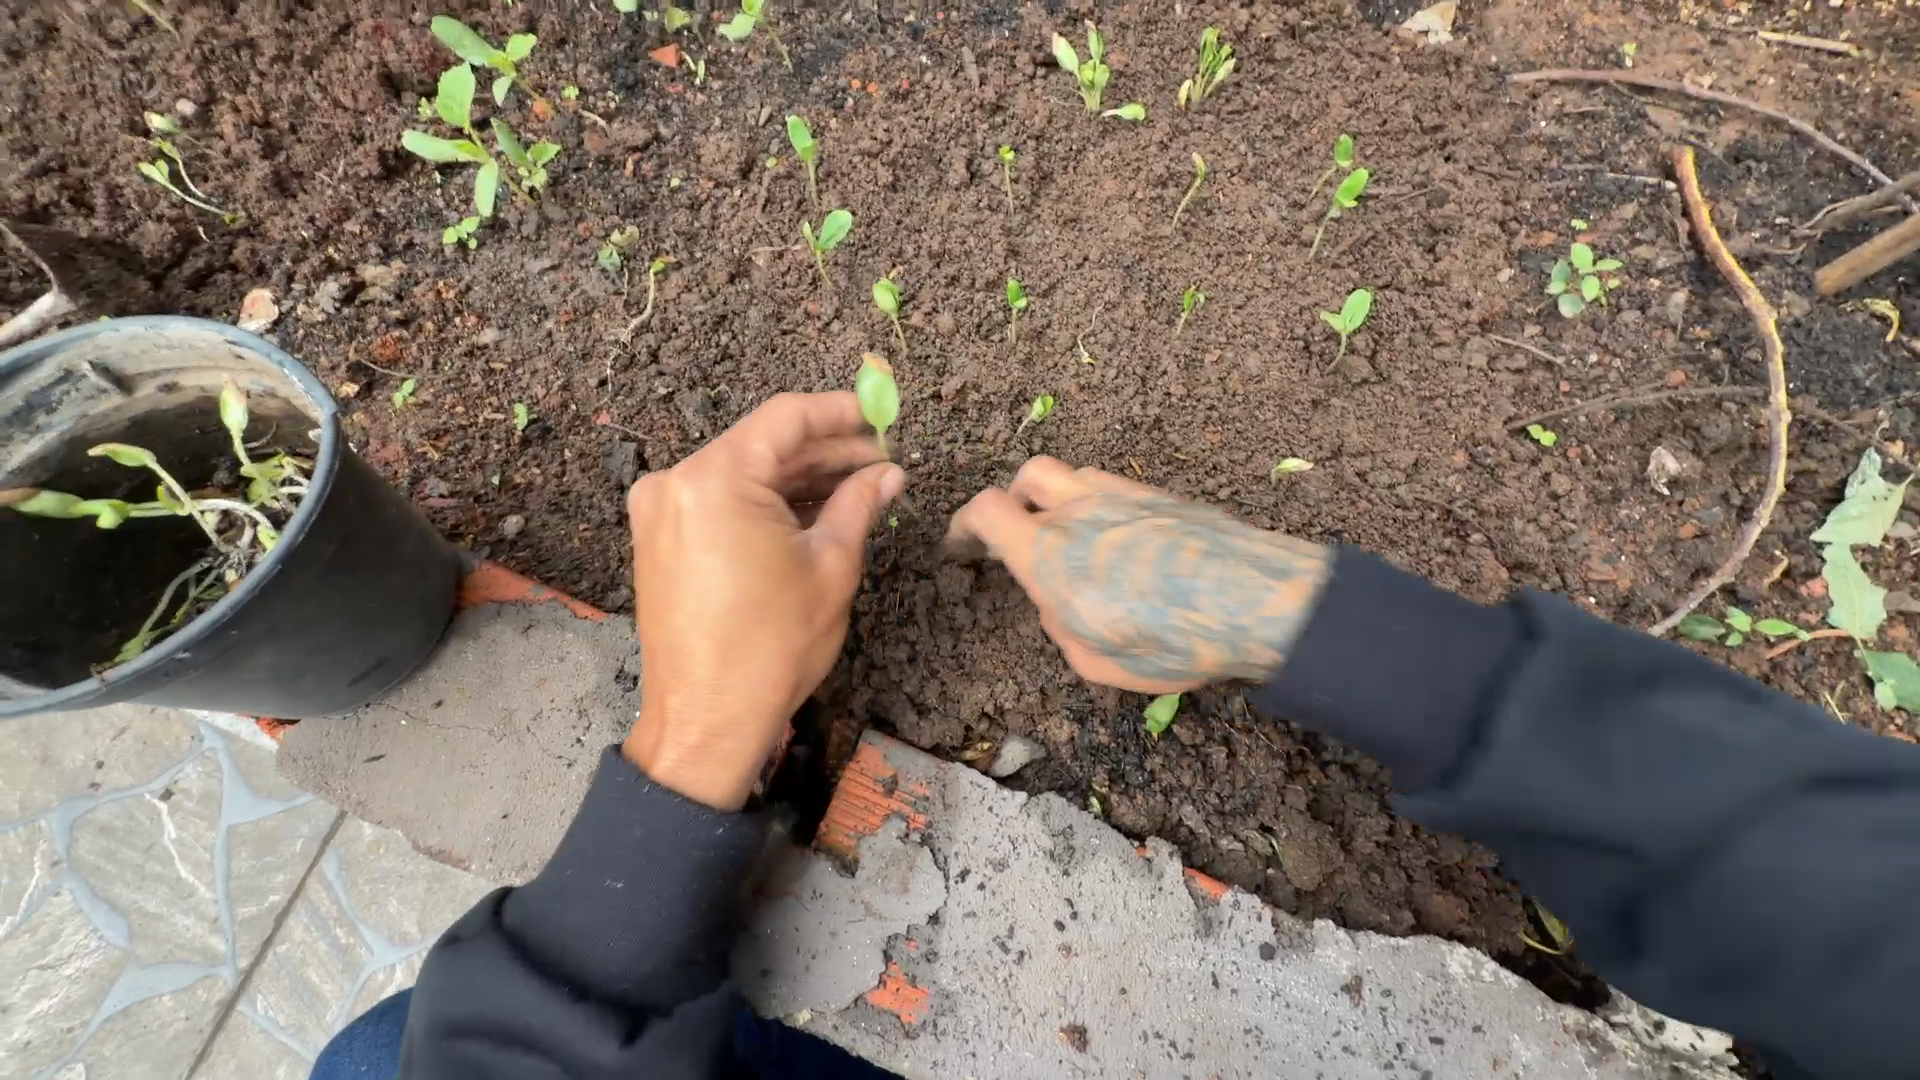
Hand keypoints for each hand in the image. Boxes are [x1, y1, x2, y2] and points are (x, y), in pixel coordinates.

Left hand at [624, 393, 903, 810]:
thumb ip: (859, 504)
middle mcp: (676, 482)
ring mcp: (661, 512)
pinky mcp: (661, 539)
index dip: (839, 412)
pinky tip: (812, 511)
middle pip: (764, 445)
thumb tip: (889, 474)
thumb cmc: (773, 646)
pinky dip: (766, 503)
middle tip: (879, 461)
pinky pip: (722, 502)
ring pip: (744, 474)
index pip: (786, 419)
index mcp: (716, 479)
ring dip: (798, 479)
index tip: (879, 415)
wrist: (707, 720)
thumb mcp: (831, 566)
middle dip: (825, 452)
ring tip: (856, 487)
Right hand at [947, 457, 1332, 693]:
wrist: (1253, 599)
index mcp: (1046, 551)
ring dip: (1061, 498)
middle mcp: (1077, 509)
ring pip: (1073, 475)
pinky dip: (1102, 505)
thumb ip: (1059, 623)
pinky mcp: (1160, 495)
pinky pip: (1116, 487)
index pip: (985, 511)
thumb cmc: (1166, 639)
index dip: (964, 524)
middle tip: (1020, 531)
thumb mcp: (1091, 660)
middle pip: (1026, 476)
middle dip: (1013, 500)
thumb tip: (1056, 602)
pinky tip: (1122, 540)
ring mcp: (1122, 495)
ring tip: (1074, 534)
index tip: (962, 544)